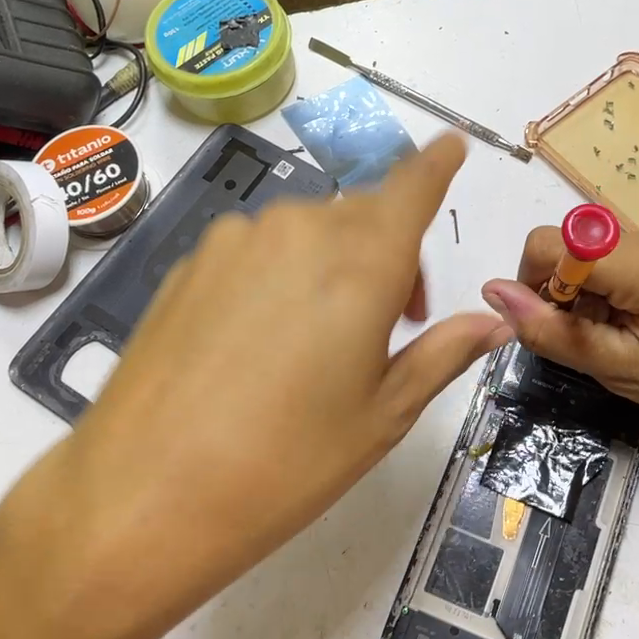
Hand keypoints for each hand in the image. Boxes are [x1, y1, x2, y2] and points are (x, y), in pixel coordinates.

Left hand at [9, 136, 510, 638]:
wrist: (142, 493)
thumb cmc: (287, 462)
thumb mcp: (383, 415)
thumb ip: (444, 352)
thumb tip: (496, 321)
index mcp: (362, 262)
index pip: (412, 187)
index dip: (437, 164)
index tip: (452, 145)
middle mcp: (300, 230)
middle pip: (364, 214)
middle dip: (392, 250)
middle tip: (395, 323)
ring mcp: (236, 241)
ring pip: (309, 230)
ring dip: (334, 262)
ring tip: (321, 339)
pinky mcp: (190, 261)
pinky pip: (259, 248)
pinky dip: (282, 273)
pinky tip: (262, 341)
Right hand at [479, 218, 638, 476]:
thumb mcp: (625, 374)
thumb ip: (556, 332)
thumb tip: (493, 292)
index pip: (558, 242)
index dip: (536, 280)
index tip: (553, 323)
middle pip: (580, 243)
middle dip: (569, 290)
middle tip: (598, 342)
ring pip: (604, 247)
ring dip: (596, 290)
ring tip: (629, 339)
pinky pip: (633, 250)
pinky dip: (622, 283)